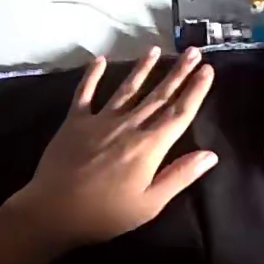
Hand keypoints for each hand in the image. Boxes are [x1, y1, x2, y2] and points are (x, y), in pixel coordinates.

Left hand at [3, 46, 217, 250]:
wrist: (53, 211)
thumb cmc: (105, 214)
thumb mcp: (149, 204)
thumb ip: (179, 176)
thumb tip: (211, 154)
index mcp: (149, 146)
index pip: (179, 113)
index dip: (195, 91)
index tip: (208, 70)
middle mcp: (128, 125)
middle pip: (158, 95)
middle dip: (178, 73)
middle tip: (193, 52)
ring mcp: (100, 120)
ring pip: (127, 88)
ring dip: (143, 68)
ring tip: (155, 49)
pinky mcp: (74, 121)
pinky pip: (85, 93)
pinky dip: (92, 75)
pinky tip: (100, 59)